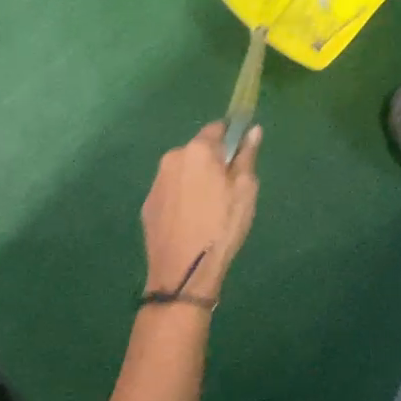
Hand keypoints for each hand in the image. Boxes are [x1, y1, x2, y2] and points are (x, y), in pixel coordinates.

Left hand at [140, 122, 261, 300]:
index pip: (217, 128)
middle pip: (198, 149)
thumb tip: (253, 130)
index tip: (240, 156)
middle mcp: (173, 158)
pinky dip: (181, 197)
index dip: (231, 138)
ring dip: (195, 179)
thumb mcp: (245, 190)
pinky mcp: (148, 204)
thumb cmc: (221, 226)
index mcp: (198, 150)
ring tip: (208, 208)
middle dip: (212, 161)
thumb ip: (247, 156)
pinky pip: (171, 190)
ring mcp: (157, 182)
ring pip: (183, 170)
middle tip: (227, 188)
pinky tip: (191, 220)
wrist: (183, 272)